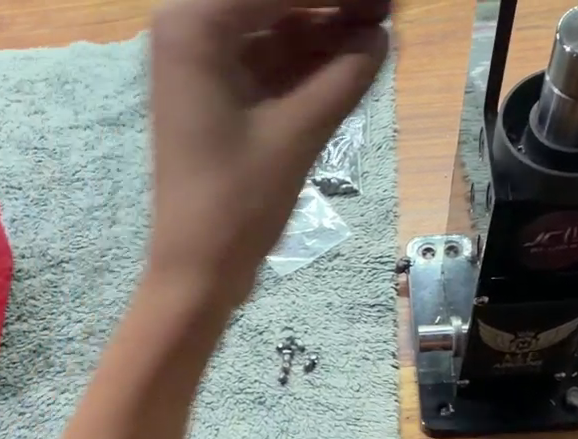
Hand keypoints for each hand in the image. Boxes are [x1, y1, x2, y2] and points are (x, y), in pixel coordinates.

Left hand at [146, 0, 390, 298]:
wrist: (196, 272)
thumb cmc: (235, 206)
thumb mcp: (296, 137)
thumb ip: (343, 79)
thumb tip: (381, 38)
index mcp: (194, 26)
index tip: (388, 2)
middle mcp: (189, 30)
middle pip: (273, 1)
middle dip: (331, 7)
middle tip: (385, 12)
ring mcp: (201, 65)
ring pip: (274, 26)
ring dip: (325, 28)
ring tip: (380, 30)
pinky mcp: (215, 97)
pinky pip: (267, 62)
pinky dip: (307, 62)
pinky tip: (353, 58)